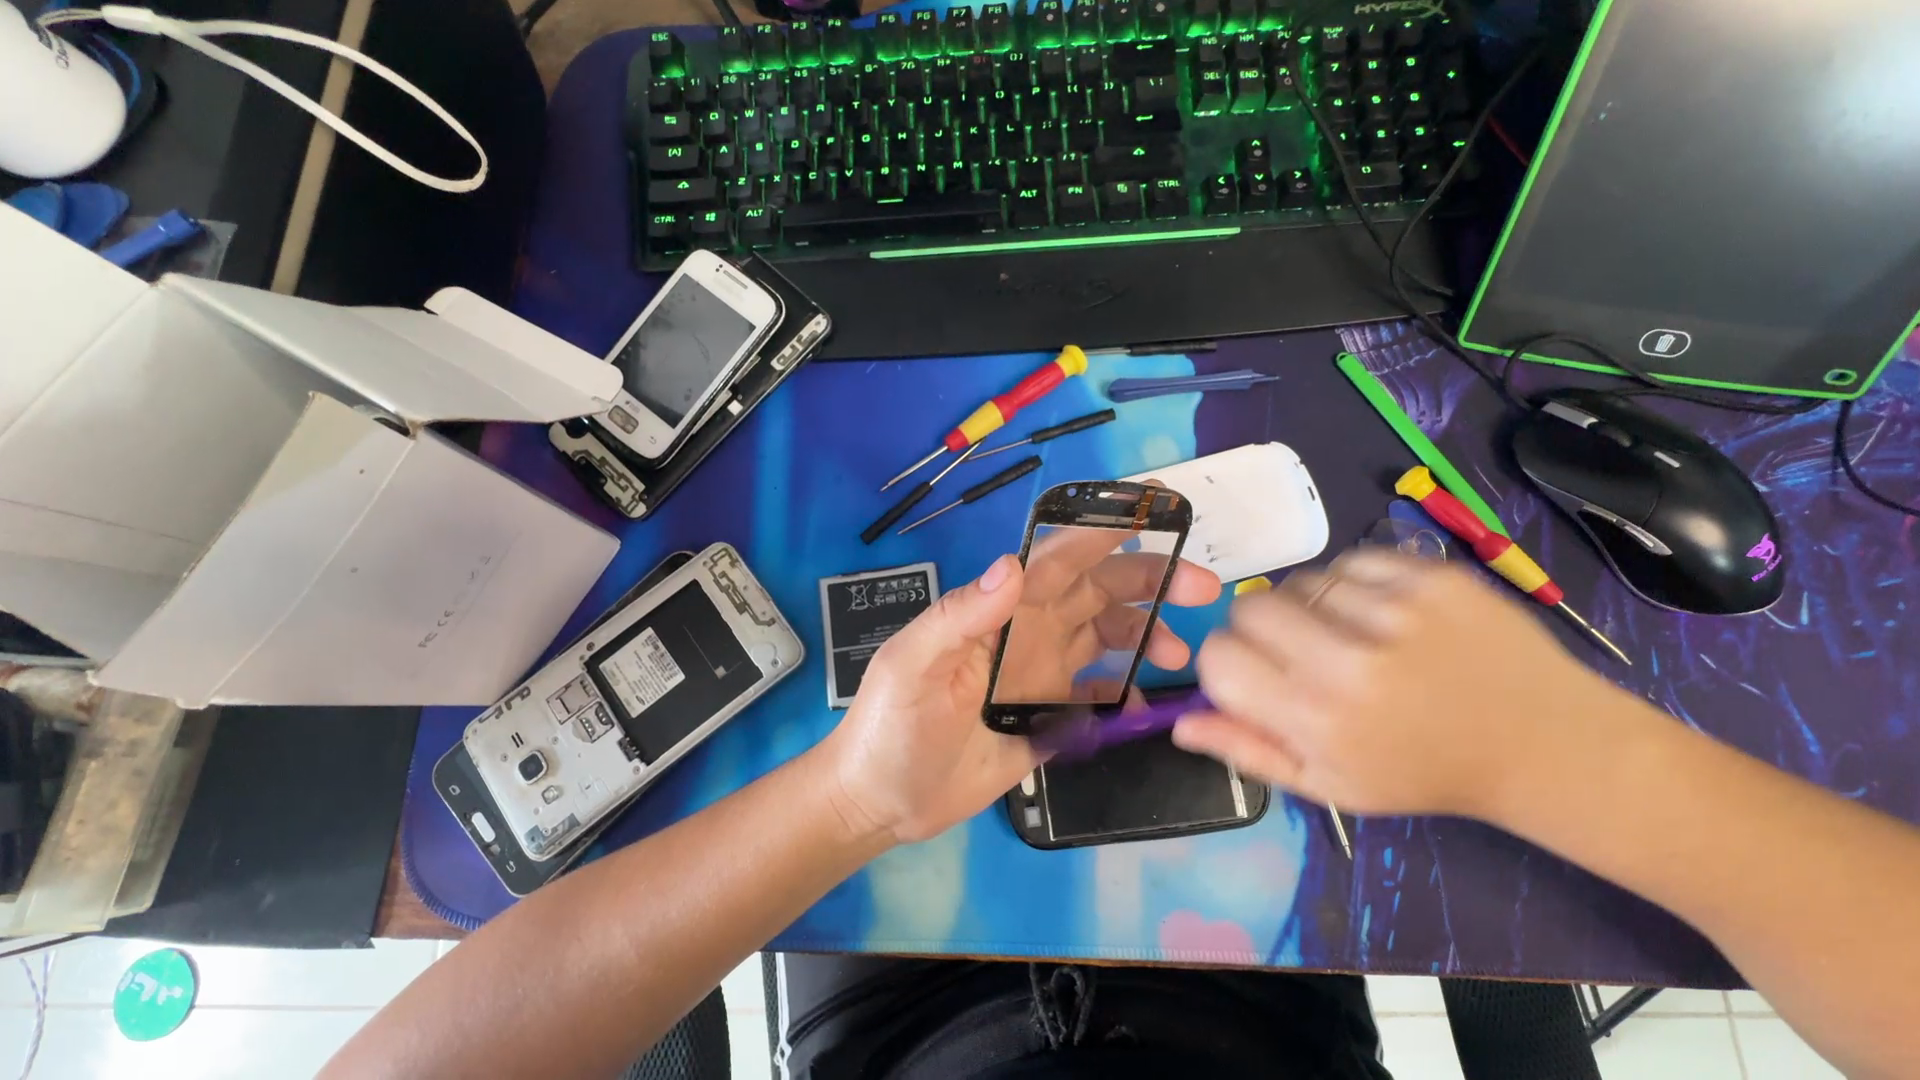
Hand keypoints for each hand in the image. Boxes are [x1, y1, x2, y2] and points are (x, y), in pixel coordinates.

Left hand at [824, 552, 1220, 844]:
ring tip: (1179, 655)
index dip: (1104, 532)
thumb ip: (960, 615)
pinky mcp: (1048, 720)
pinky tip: (1143, 705)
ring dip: (1146, 636)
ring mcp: (1040, 677)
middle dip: (1149, 582)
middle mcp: (1027, 634)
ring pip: (1107, 639)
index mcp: (997, 610)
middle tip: (1201, 589)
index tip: (1156, 511)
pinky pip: (1097, 698)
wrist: (882, 799)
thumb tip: (1013, 566)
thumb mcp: (915, 664)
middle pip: (1097, 593)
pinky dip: (1125, 695)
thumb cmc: (890, 724)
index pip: (1057, 561)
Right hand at [1176, 550, 1617, 819]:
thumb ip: (1250, 752)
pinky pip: (1351, 560)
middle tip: (1299, 653)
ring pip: (1301, 580)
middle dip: (1258, 628)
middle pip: (1250, 606)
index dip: (1226, 663)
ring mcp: (1394, 611)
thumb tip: (1181, 722)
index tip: (1255, 676)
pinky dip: (1352, 584)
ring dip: (1308, 605)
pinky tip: (1381, 614)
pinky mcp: (1431, 576)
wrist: (1546, 745)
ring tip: (1349, 636)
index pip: (1220, 656)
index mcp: (1318, 719)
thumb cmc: (1423, 773)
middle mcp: (1348, 660)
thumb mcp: (1329, 785)